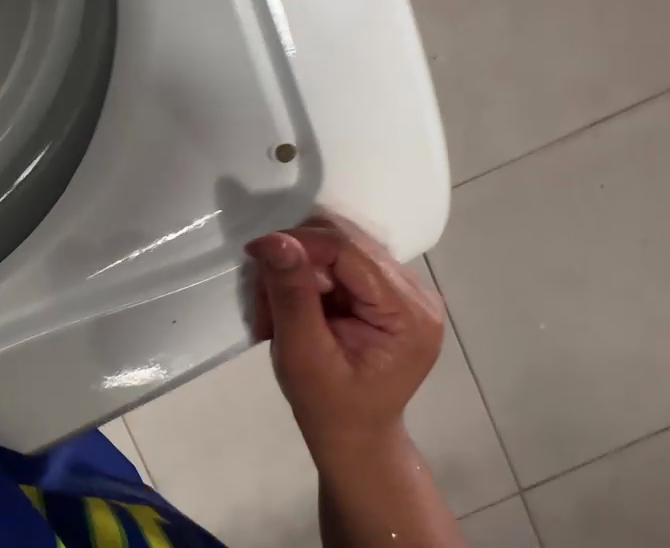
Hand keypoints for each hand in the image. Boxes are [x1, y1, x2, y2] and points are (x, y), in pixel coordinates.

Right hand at [246, 215, 445, 461]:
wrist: (351, 431)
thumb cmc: (327, 401)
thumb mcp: (302, 351)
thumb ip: (291, 293)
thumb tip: (275, 239)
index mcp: (408, 314)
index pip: (348, 249)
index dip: (297, 242)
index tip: (253, 254)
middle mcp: (416, 294)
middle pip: (344, 240)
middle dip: (296, 257)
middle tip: (267, 294)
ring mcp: (404, 290)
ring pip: (337, 244)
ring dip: (298, 265)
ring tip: (279, 304)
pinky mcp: (385, 289)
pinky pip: (338, 258)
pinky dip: (307, 272)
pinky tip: (296, 300)